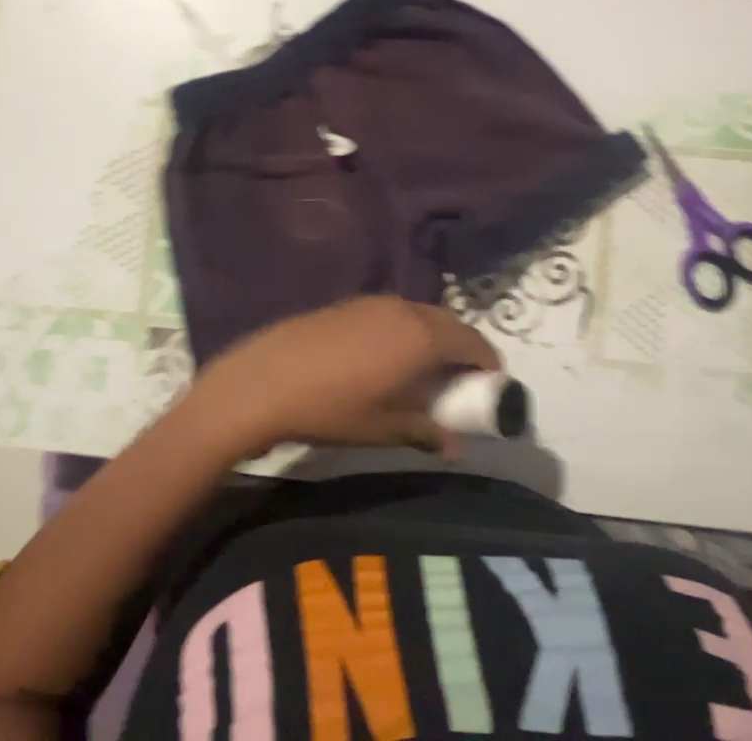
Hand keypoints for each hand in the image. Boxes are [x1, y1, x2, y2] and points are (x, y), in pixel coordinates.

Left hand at [177, 296, 500, 458]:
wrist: (262, 382)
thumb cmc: (333, 409)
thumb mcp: (385, 427)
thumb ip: (427, 432)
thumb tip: (457, 449)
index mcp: (423, 336)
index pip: (473, 342)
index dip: (487, 363)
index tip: (489, 386)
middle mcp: (404, 309)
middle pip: (448, 323)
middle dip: (461, 348)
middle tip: (458, 381)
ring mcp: (371, 302)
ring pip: (418, 316)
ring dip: (430, 338)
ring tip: (422, 372)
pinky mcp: (345, 305)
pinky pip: (390, 314)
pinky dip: (402, 332)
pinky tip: (384, 359)